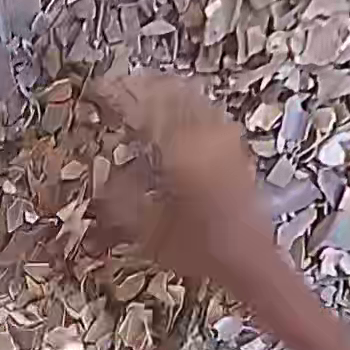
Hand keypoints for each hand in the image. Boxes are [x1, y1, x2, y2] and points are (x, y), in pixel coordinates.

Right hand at [94, 73, 274, 293]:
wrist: (249, 262)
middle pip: (171, 92)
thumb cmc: (198, 248)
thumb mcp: (146, 228)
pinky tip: (175, 117)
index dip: (119, 95)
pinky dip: (185, 106)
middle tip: (118, 88)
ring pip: (191, 98)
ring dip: (165, 93)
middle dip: (142, 87)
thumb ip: (118, 195)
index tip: (100, 91)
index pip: (144, 106)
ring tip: (143, 96)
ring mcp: (224, 139)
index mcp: (180, 149)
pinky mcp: (235, 149)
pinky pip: (206, 112)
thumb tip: (101, 174)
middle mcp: (205, 135)